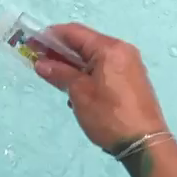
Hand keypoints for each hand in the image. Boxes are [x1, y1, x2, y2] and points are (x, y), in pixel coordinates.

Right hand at [32, 23, 168, 150]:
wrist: (144, 144)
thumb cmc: (109, 116)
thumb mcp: (80, 94)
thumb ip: (60, 73)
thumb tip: (41, 63)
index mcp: (109, 48)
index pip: (74, 32)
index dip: (51, 36)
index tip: (32, 44)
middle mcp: (122, 50)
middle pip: (85, 42)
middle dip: (61, 51)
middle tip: (39, 61)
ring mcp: (129, 64)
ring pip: (94, 56)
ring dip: (73, 63)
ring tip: (54, 77)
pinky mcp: (131, 79)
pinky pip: (104, 67)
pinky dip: (87, 72)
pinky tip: (75, 88)